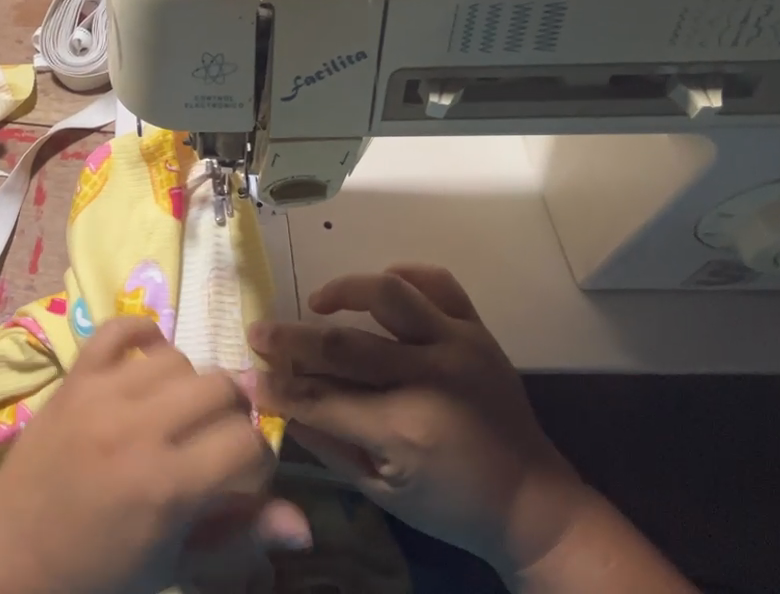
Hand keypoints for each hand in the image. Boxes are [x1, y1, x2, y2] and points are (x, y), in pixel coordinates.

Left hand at [0, 316, 308, 593]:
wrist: (6, 564)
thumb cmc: (95, 576)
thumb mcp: (172, 567)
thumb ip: (237, 538)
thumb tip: (303, 525)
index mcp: (166, 486)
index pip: (246, 442)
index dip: (257, 462)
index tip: (243, 479)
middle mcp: (137, 429)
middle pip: (219, 387)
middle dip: (232, 415)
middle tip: (215, 443)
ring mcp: (99, 396)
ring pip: (176, 357)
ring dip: (190, 384)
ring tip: (178, 414)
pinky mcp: (71, 380)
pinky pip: (117, 328)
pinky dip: (142, 333)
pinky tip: (150, 359)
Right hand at [248, 265, 589, 573]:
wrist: (533, 502)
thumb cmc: (450, 505)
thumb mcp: (381, 490)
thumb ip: (327, 442)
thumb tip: (276, 404)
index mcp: (405, 429)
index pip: (321, 399)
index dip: (277, 389)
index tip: (246, 378)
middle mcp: (431, 377)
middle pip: (344, 344)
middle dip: (291, 339)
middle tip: (259, 333)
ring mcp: (459, 346)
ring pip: (391, 294)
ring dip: (345, 290)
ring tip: (318, 302)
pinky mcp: (478, 331)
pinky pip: (439, 283)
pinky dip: (406, 275)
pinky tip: (382, 285)